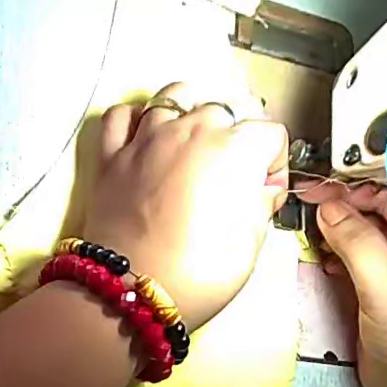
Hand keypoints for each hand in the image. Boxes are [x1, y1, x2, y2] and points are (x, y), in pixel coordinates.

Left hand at [82, 82, 289, 330]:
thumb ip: (261, 205)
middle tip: (229, 177)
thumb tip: (261, 191)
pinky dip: (134, 120)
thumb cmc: (200, 273)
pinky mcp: (112, 155)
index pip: (270, 134)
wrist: (135, 290)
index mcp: (234, 149)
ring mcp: (147, 139)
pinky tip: (144, 138)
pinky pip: (121, 116)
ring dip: (188, 113)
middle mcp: (191, 130)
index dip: (274, 164)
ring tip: (191, 142)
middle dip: (233, 139)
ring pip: (173, 97)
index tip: (266, 191)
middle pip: (223, 112)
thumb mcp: (251, 245)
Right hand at [298, 180, 386, 386]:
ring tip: (314, 230)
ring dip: (341, 231)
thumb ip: (357, 243)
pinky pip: (364, 257)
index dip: (359, 189)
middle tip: (309, 204)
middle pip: (384, 210)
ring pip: (370, 232)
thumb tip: (329, 207)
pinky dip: (342, 254)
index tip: (320, 188)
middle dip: (346, 208)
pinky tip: (326, 256)